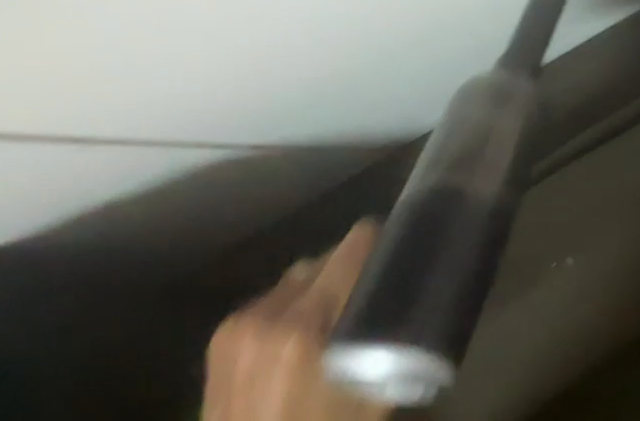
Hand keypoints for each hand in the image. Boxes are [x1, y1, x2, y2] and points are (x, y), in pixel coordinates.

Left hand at [203, 220, 389, 420]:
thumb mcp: (373, 396)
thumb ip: (392, 342)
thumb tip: (418, 300)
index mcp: (305, 328)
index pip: (350, 251)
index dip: (379, 244)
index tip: (397, 251)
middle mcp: (268, 316)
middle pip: (322, 260)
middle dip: (348, 272)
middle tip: (369, 294)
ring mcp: (238, 327)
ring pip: (295, 279)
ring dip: (318, 289)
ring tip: (333, 318)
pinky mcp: (221, 339)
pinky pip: (270, 301)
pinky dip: (291, 308)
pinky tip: (300, 337)